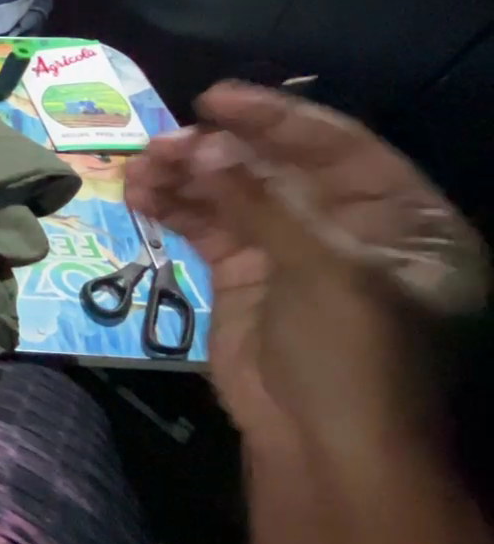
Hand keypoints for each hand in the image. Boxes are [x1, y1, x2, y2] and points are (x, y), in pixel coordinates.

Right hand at [126, 82, 488, 451]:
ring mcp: (291, 252)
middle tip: (159, 143)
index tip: (212, 99)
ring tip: (139, 169)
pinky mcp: (242, 275)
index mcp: (404, 222)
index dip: (277, 120)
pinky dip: (171, 207)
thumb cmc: (358, 356)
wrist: (327, 444)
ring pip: (230, 194)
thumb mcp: (326, 273)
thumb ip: (262, 203)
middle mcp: (348, 229)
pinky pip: (203, 226)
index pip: (339, 151)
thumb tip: (199, 143)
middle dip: (215, 152)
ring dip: (183, 177)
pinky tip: (140, 195)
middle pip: (275, 168)